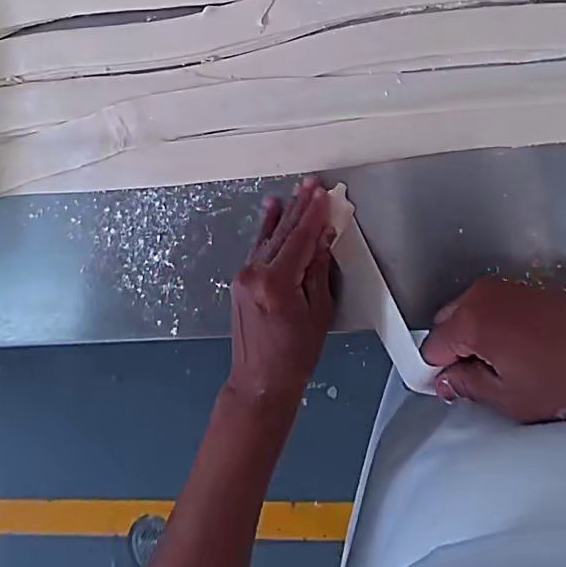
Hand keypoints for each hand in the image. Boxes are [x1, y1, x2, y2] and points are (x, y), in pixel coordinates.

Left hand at [224, 178, 336, 406]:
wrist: (260, 383)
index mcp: (276, 283)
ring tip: (297, 191)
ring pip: (270, 236)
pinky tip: (273, 210)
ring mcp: (244, 276)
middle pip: (284, 232)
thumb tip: (323, 237)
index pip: (300, 238)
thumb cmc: (294, 354)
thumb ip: (318, 268)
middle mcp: (255, 274)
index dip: (314, 214)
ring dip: (286, 212)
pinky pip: (259, 248)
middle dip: (301, 206)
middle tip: (312, 184)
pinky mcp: (241, 280)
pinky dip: (268, 228)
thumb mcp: (318, 310)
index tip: (324, 195)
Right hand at [419, 277, 565, 421]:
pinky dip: (499, 328)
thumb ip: (467, 386)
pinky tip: (524, 354)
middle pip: (447, 324)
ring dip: (478, 339)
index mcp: (471, 318)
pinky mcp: (527, 289)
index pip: (431, 346)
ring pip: (472, 315)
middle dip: (455, 352)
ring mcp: (507, 288)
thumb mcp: (508, 398)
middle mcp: (484, 294)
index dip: (435, 372)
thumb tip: (451, 380)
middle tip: (477, 385)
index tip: (445, 387)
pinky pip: (496, 308)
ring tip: (509, 371)